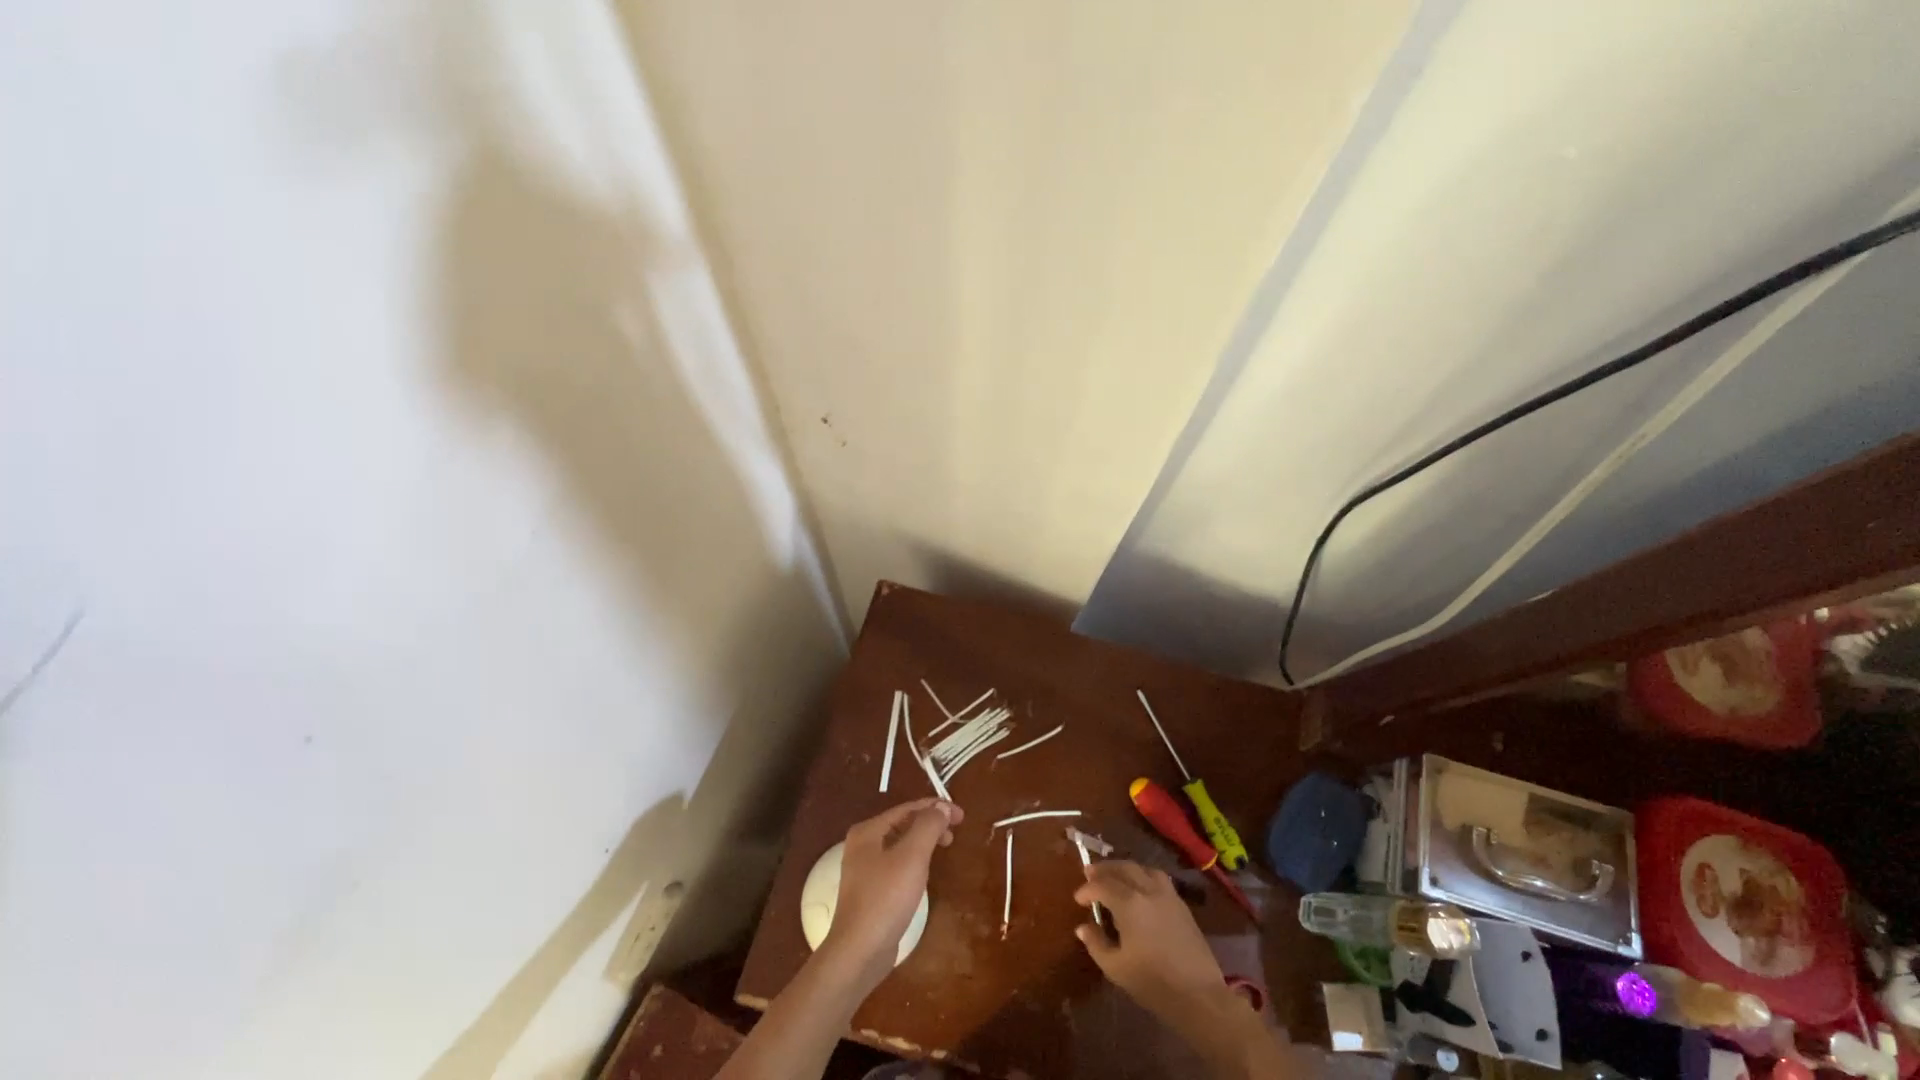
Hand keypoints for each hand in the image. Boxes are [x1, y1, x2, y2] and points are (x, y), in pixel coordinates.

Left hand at [821, 798, 962, 984]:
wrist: (860, 950)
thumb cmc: (886, 898)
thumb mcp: (912, 857)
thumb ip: (928, 826)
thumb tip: (942, 806)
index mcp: (868, 831)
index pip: (907, 808)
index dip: (936, 808)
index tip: (962, 816)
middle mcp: (862, 845)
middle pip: (902, 824)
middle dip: (930, 824)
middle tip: (955, 834)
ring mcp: (864, 869)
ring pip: (900, 844)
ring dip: (924, 841)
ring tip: (945, 848)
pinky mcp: (870, 890)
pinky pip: (897, 864)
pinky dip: (915, 860)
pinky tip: (925, 872)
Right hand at [1073, 860, 1226, 1022]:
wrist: (1198, 994)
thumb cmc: (1152, 982)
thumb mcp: (1115, 967)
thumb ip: (1096, 943)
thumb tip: (1083, 927)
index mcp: (1129, 904)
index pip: (1102, 885)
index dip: (1087, 889)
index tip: (1077, 899)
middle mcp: (1149, 891)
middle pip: (1124, 868)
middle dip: (1104, 869)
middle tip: (1090, 873)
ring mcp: (1169, 896)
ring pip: (1144, 869)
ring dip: (1126, 869)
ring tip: (1115, 877)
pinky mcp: (1182, 906)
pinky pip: (1159, 879)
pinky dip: (1144, 876)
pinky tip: (1140, 890)